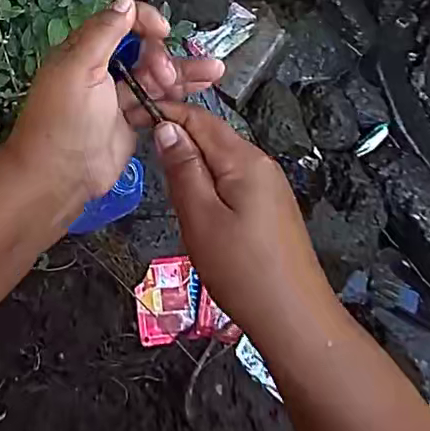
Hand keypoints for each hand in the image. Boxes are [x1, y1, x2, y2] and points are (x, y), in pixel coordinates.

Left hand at [7, 0, 224, 200]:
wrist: (59, 177)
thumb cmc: (64, 120)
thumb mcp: (78, 69)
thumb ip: (103, 34)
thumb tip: (126, 2)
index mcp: (85, 50)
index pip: (121, 21)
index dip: (144, 21)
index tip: (162, 32)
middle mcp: (102, 69)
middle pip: (144, 49)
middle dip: (163, 56)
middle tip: (165, 76)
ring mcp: (118, 96)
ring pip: (156, 75)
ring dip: (184, 71)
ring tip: (213, 70)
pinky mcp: (131, 120)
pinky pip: (159, 100)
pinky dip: (179, 95)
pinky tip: (202, 89)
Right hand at [152, 104, 331, 340]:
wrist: (295, 318)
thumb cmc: (244, 271)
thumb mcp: (201, 218)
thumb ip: (183, 169)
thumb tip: (167, 128)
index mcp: (244, 160)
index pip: (200, 118)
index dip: (166, 112)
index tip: (134, 115)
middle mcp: (261, 164)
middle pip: (212, 136)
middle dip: (178, 138)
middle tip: (146, 154)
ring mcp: (269, 185)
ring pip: (221, 160)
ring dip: (192, 163)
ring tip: (168, 186)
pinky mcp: (270, 206)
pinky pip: (233, 179)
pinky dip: (209, 183)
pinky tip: (198, 208)